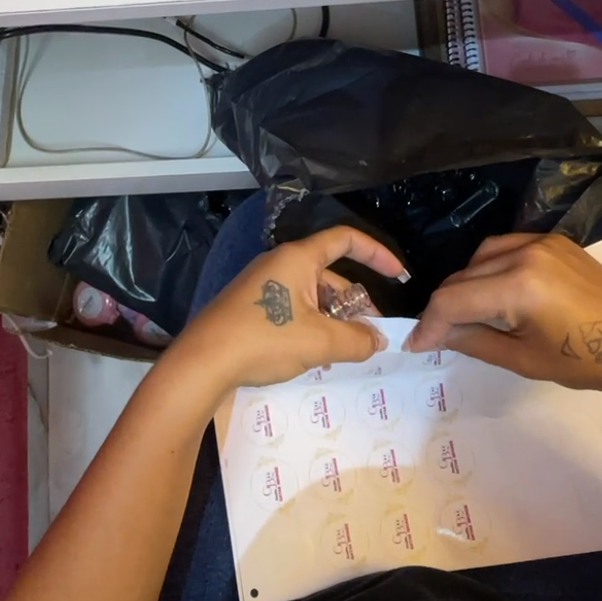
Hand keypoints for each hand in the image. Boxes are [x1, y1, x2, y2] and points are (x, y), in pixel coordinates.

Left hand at [166, 227, 407, 395]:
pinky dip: (310, 324)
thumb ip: (356, 339)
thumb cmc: (264, 339)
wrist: (203, 361)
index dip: (377, 253)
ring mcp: (262, 284)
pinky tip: (314, 353)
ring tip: (344, 351)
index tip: (398, 275)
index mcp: (297, 258)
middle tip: (370, 336)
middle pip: (330, 274)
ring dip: (333, 319)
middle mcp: (279, 263)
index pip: (345, 239)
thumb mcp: (319, 342)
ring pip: (311, 294)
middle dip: (354, 304)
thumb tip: (378, 340)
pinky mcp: (249, 305)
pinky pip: (292, 307)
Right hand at [403, 233, 601, 401]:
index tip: (415, 344)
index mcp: (519, 286)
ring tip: (469, 314)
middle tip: (435, 335)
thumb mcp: (520, 359)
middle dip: (444, 307)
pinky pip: (504, 247)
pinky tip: (496, 292)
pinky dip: (489, 267)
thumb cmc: (584, 362)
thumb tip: (432, 335)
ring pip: (478, 258)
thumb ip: (470, 340)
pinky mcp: (553, 239)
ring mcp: (540, 241)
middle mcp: (525, 253)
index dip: (429, 323)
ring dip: (465, 284)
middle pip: (461, 277)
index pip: (452, 300)